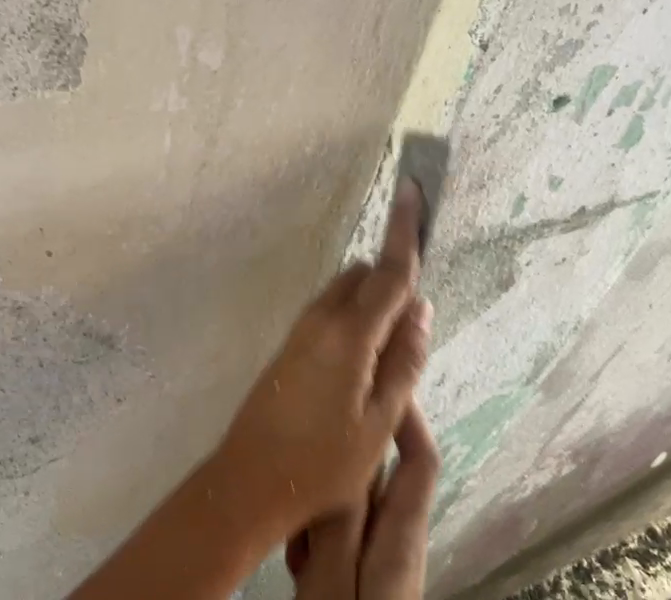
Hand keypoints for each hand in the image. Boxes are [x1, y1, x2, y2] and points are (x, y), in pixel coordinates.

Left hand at [216, 179, 432, 533]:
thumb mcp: (379, 421)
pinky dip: (355, 321)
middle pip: (365, 277)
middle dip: (392, 284)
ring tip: (390, 361)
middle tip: (414, 333)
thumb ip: (404, 362)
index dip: (404, 230)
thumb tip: (422, 309)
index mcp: (349, 334)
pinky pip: (332, 315)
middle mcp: (322, 320)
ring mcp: (301, 331)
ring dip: (372, 304)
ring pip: (346, 295)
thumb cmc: (322, 464)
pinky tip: (362, 368)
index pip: (388, 272)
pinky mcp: (290, 347)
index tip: (411, 188)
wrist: (248, 482)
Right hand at [288, 398, 440, 599]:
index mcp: (401, 535)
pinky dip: (317, 535)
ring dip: (322, 503)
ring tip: (291, 520)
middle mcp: (398, 541)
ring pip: (351, 507)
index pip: (421, 459)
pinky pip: (341, 537)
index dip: (408, 417)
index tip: (378, 381)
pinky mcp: (362, 580)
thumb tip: (344, 460)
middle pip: (377, 479)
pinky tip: (294, 552)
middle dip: (340, 461)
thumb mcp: (333, 578)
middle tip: (305, 445)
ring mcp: (380, 561)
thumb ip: (339, 520)